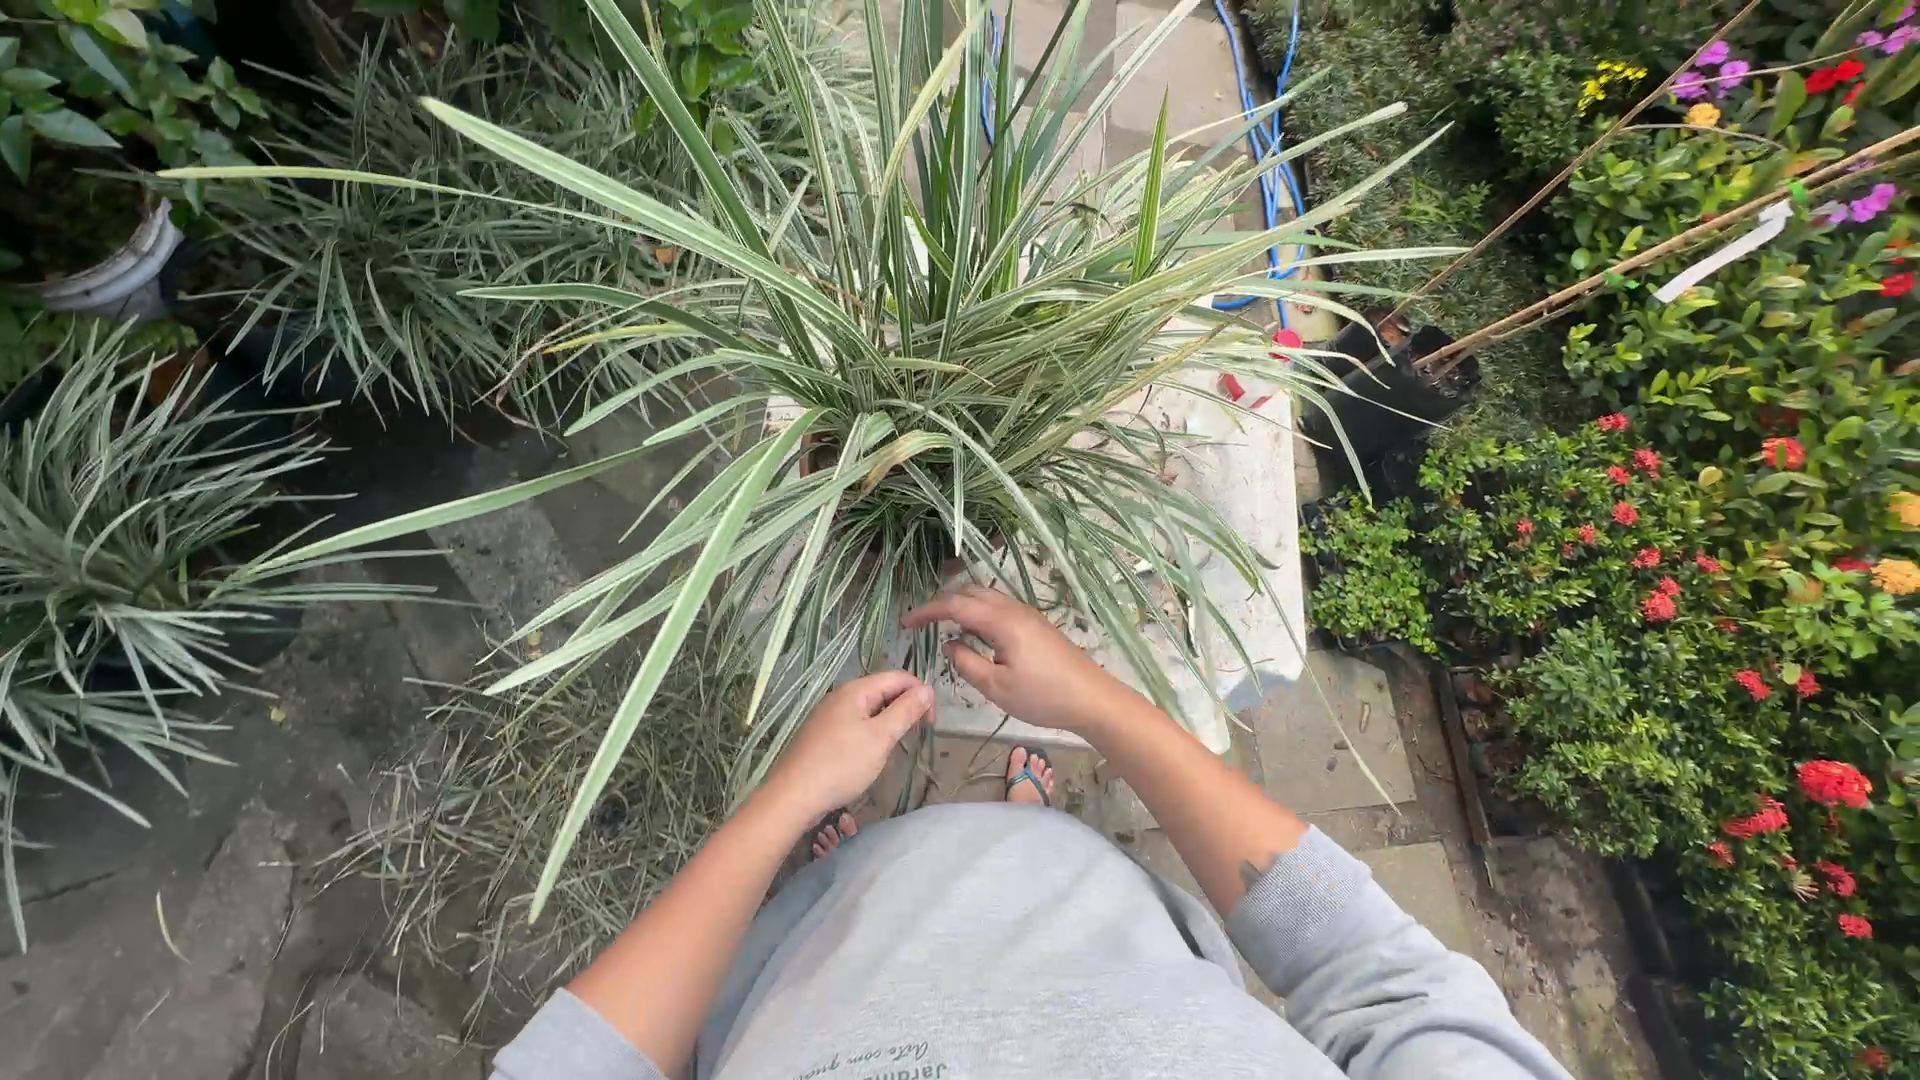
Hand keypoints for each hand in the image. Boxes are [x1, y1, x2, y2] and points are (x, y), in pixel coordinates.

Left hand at [761, 671, 933, 820]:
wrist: (793, 796)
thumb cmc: (841, 764)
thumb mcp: (881, 737)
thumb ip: (905, 711)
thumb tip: (927, 690)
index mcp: (856, 690)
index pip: (898, 678)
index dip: (920, 694)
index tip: (931, 723)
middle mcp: (840, 696)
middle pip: (883, 690)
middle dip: (905, 707)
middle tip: (916, 734)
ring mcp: (828, 714)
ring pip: (869, 708)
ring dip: (888, 721)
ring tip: (895, 745)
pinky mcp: (822, 733)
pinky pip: (855, 723)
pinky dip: (871, 732)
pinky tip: (870, 754)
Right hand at [902, 585, 1137, 734]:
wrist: (1092, 698)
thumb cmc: (1043, 696)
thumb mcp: (996, 687)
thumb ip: (966, 663)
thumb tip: (949, 645)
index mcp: (1001, 621)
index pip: (955, 605)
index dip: (927, 611)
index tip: (906, 623)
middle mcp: (1014, 609)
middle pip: (971, 592)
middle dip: (943, 602)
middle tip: (924, 624)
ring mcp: (1028, 614)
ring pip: (987, 596)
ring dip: (963, 605)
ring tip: (945, 626)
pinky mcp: (1036, 624)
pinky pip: (1000, 606)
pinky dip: (979, 611)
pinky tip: (976, 634)